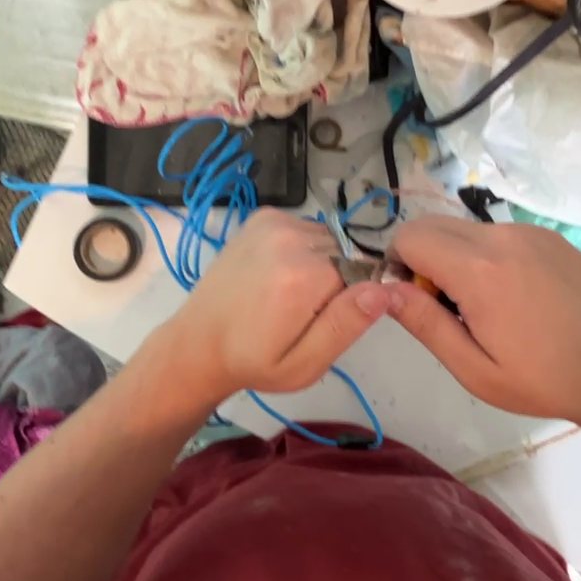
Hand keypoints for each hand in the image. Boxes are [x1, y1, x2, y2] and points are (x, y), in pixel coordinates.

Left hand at [157, 209, 389, 401]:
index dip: (350, 300)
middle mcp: (290, 237)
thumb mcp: (304, 364)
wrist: (198, 341)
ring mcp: (274, 222)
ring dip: (319, 262)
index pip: (362, 275)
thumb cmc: (253, 361)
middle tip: (303, 312)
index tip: (322, 321)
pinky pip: (305, 228)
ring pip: (328, 239)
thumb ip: (345, 326)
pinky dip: (302, 248)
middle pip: (345, 253)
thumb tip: (383, 289)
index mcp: (304, 275)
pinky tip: (278, 273)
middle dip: (336, 280)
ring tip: (287, 293)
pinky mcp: (262, 216)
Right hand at [384, 216, 580, 440]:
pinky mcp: (550, 237)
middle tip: (448, 308)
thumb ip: (424, 323)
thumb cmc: (545, 381)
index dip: (397, 266)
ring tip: (485, 307)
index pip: (409, 237)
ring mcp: (530, 232)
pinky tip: (515, 298)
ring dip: (455, 258)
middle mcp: (502, 236)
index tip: (414, 302)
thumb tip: (382, 290)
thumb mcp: (474, 369)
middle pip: (433, 226)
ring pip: (464, 230)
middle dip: (422, 259)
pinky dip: (486, 257)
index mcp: (479, 270)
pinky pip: (497, 235)